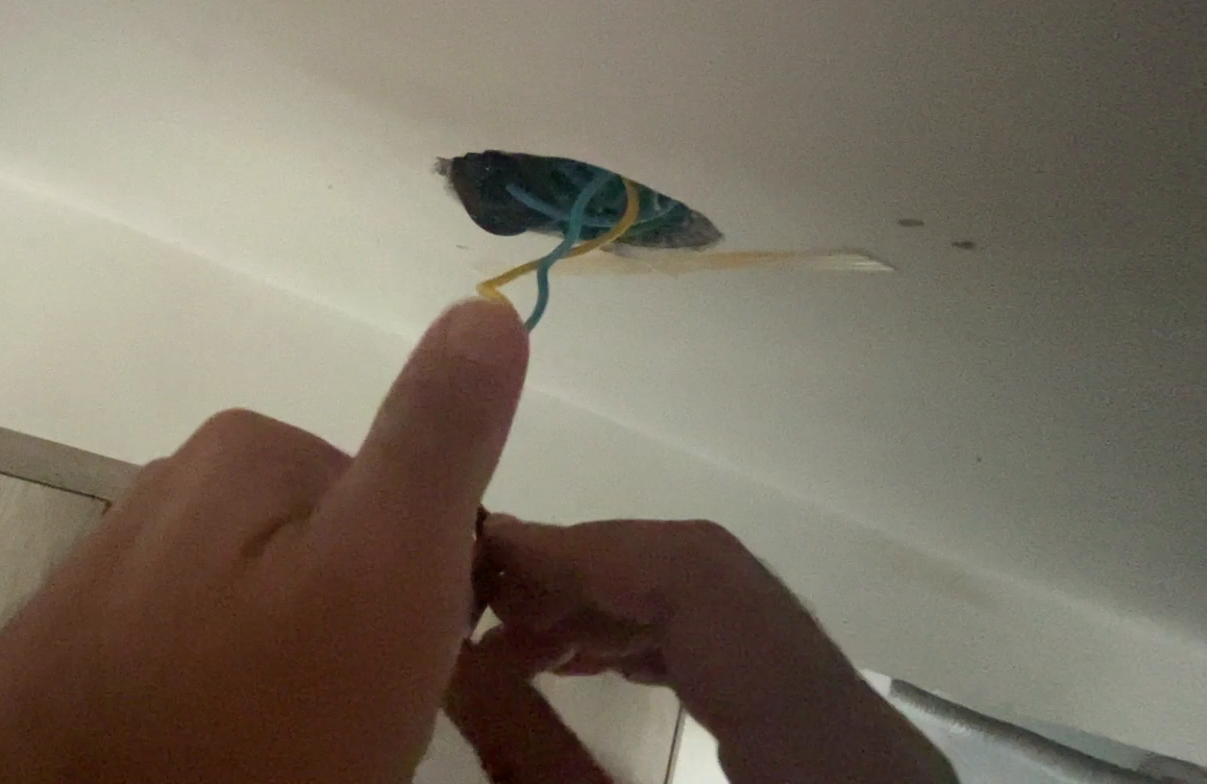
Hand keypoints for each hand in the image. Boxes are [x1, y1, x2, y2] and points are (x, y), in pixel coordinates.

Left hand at [0, 300, 529, 783]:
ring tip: (281, 742)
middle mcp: (176, 482)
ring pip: (265, 605)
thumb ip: (436, 437)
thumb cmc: (249, 713)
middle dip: (355, 625)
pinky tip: (216, 743)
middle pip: (324, 548)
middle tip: (341, 718)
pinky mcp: (89, 640)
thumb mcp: (385, 566)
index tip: (399, 660)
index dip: (421, 584)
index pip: (391, 497)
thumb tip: (485, 310)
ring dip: (293, 669)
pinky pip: (199, 652)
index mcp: (247, 447)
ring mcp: (123, 562)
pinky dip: (227, 696)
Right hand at [467, 517, 956, 783]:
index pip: (694, 582)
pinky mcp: (839, 745)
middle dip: (582, 568)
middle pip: (704, 573)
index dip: (578, 551)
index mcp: (826, 754)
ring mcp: (856, 729)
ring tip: (521, 634)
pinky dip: (648, 631)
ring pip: (718, 599)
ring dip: (608, 597)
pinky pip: (735, 644)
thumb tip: (451, 659)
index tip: (485, 552)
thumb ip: (532, 760)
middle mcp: (859, 721)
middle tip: (491, 595)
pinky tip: (591, 660)